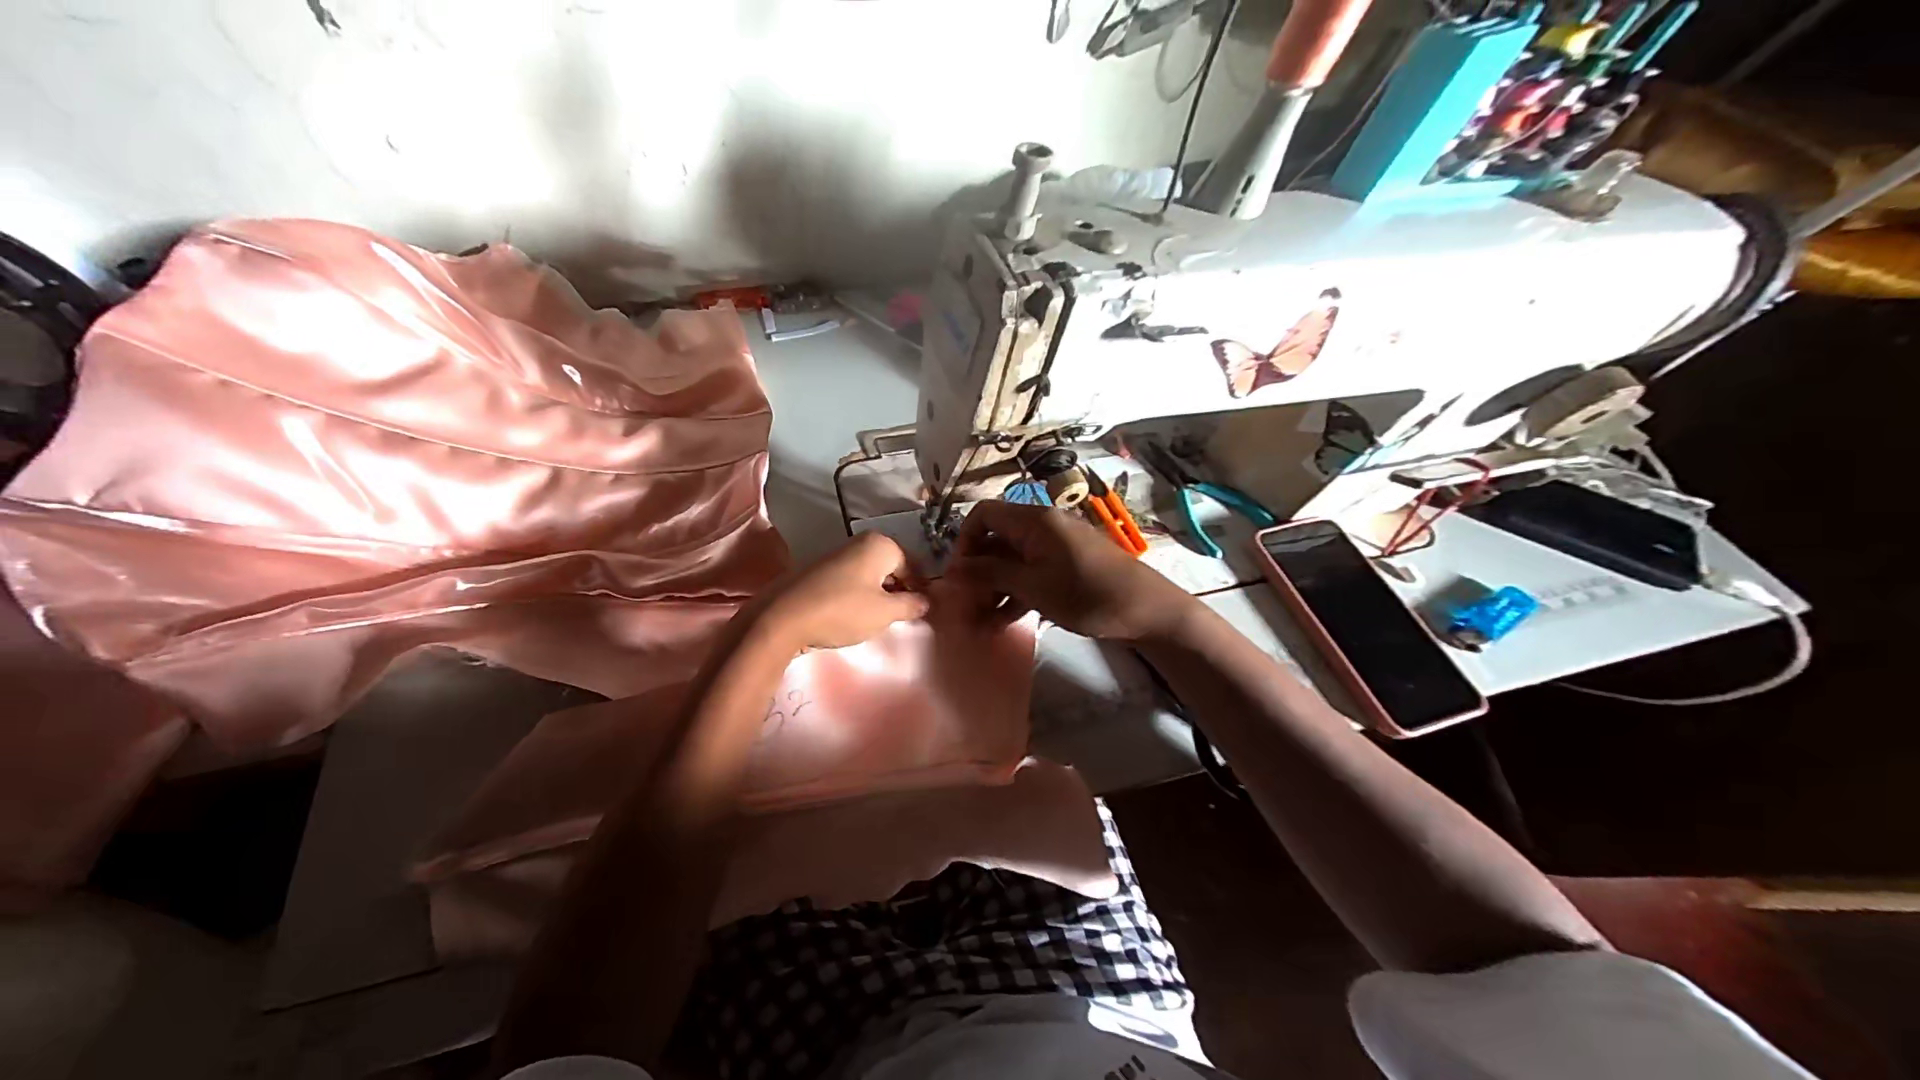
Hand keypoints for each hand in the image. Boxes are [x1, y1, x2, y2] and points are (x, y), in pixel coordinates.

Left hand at [753, 533, 930, 650]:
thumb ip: (911, 605)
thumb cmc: (843, 610)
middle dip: (899, 591)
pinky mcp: (821, 571)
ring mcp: (838, 555)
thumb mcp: (885, 612)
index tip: (922, 612)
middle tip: (900, 618)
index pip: (914, 566)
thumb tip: (926, 601)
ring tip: (876, 620)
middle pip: (892, 568)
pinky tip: (853, 616)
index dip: (921, 589)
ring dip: (878, 595)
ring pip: (871, 575)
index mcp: (880, 544)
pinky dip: (858, 596)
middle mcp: (860, 542)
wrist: (783, 618)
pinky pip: (852, 581)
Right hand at [946, 501, 1196, 641]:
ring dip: (994, 588)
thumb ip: (991, 574)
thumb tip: (953, 569)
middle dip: (977, 571)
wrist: (1145, 609)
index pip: (983, 515)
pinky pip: (1030, 574)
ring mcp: (1054, 547)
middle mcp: (1041, 527)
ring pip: (1011, 561)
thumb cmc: (1086, 593)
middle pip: (996, 540)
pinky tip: (1003, 622)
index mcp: (1033, 520)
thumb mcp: (1033, 586)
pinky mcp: (1064, 567)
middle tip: (966, 604)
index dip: (964, 542)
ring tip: (980, 621)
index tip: (958, 575)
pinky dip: (1015, 593)